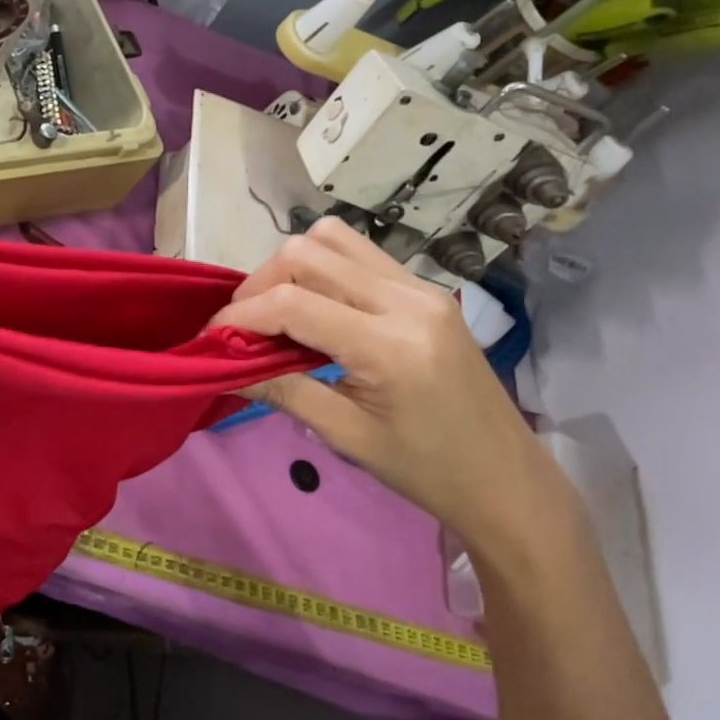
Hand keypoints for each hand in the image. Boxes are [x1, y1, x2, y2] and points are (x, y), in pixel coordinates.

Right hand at [211, 219, 564, 541]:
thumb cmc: (425, 470)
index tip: (212, 339)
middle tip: (242, 327)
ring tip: (275, 311)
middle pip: (306, 253)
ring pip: (331, 238)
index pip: (292, 303)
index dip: (239, 315)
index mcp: (390, 345)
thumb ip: (279, 389)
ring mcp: (422, 289)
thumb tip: (221, 364)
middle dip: (258, 285)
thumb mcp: (344, 436)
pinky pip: (358, 254)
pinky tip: (313, 309)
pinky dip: (320, 269)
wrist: (507, 480)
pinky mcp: (426, 290)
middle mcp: (408, 300)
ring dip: (288, 268)